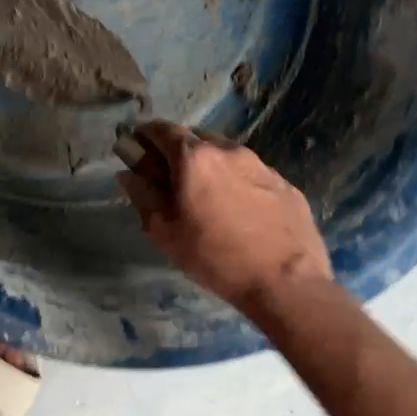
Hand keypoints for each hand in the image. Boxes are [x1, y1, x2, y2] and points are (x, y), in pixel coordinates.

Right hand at [117, 122, 332, 309]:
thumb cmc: (215, 256)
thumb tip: (127, 174)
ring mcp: (263, 167)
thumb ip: (142, 195)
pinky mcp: (288, 187)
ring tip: (211, 198)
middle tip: (174, 180)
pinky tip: (242, 213)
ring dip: (212, 167)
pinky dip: (240, 183)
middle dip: (180, 152)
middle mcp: (228, 151)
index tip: (139, 151)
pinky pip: (253, 174)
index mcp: (194, 157)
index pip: (161, 129)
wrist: (288, 286)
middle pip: (196, 138)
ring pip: (227, 155)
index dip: (145, 136)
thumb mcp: (164, 231)